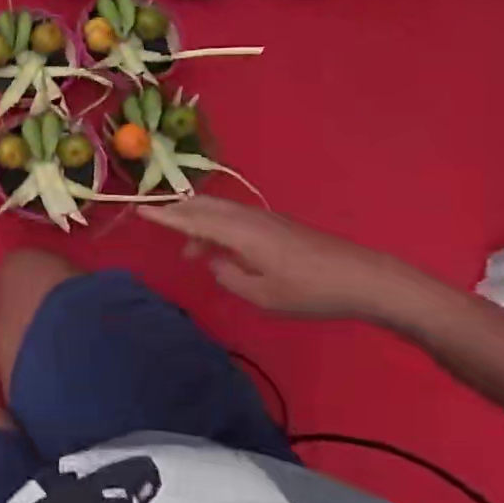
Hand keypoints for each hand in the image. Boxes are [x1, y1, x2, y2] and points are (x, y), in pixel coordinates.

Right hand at [142, 196, 448, 322]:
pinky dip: (215, 226)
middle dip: (177, 212)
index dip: (164, 216)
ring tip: (188, 250)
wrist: (364, 278)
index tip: (139, 209)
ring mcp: (264, 219)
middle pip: (203, 206)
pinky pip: (233, 217)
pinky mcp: (276, 226)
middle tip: (155, 220)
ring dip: (197, 222)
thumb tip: (214, 261)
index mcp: (239, 233)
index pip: (192, 220)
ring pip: (219, 210)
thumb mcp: (261, 295)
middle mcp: (247, 218)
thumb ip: (228, 276)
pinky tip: (219, 248)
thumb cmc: (310, 291)